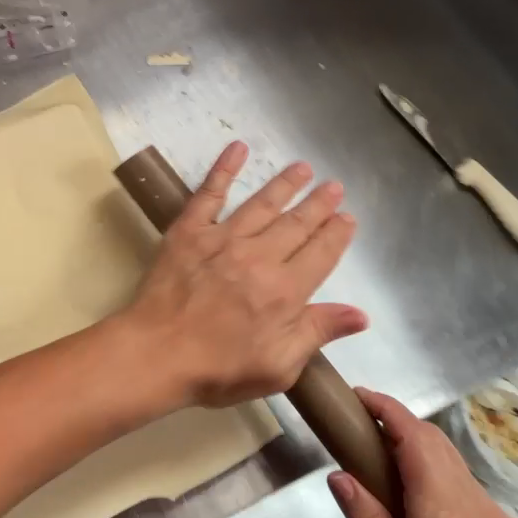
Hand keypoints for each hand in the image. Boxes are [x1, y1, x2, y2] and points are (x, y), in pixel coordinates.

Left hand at [113, 142, 367, 409]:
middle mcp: (258, 257)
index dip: (337, 235)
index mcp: (285, 292)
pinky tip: (237, 149)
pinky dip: (224, 169)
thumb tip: (360, 314)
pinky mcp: (188, 231)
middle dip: (318, 204)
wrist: (158, 352)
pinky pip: (209, 193)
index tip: (347, 218)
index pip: (321, 255)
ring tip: (302, 168)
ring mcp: (222, 239)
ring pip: (261, 204)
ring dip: (284, 185)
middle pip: (296, 225)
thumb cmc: (218, 368)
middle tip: (334, 186)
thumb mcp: (279, 366)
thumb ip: (316, 332)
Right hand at [330, 389, 517, 517]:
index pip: (420, 443)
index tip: (361, 397)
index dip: (390, 410)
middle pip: (442, 449)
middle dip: (402, 429)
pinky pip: (481, 503)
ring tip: (391, 481)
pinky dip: (450, 492)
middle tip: (363, 432)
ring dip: (426, 463)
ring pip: (461, 475)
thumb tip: (341, 476)